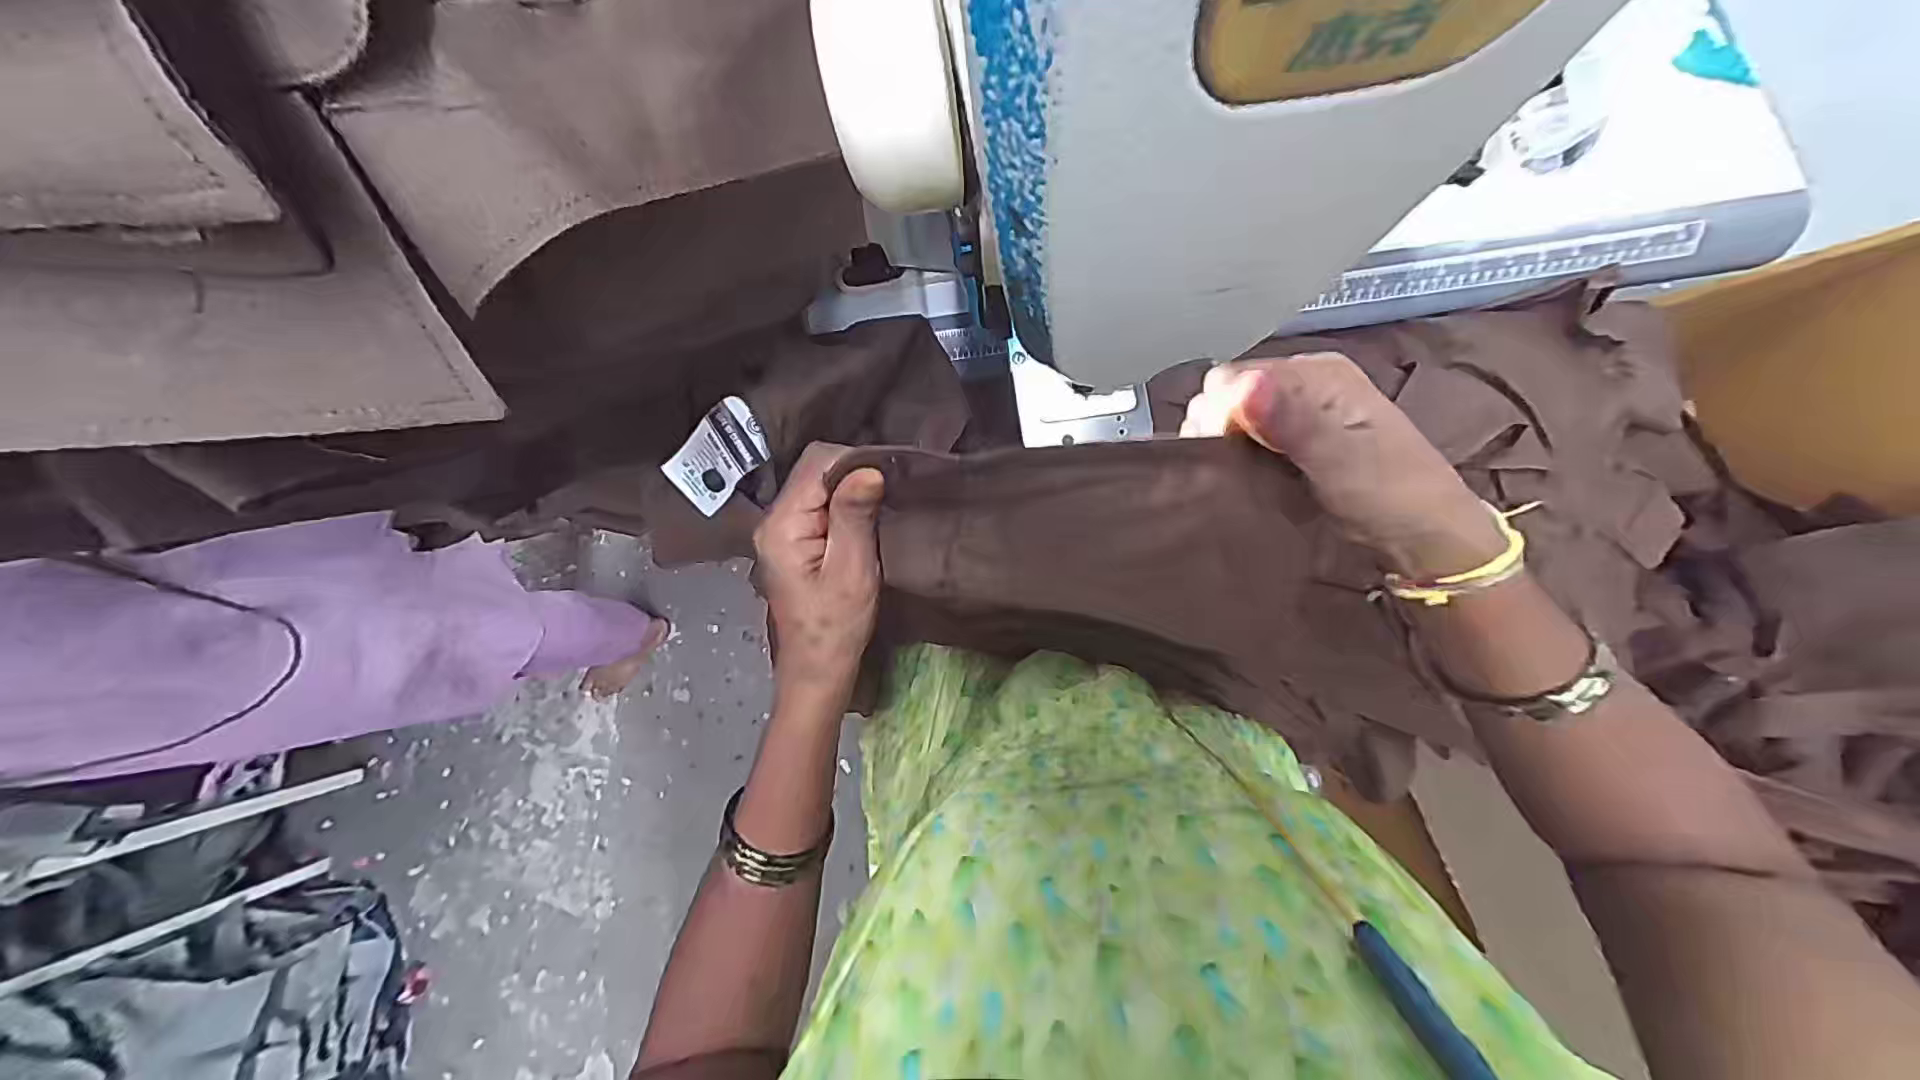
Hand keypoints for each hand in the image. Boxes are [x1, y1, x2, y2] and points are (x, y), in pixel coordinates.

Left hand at [753, 442, 885, 700]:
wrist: (818, 669)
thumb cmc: (836, 627)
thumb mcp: (852, 570)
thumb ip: (854, 516)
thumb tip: (868, 469)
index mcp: (781, 525)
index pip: (817, 463)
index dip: (854, 462)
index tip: (886, 481)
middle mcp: (773, 520)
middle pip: (814, 470)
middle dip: (853, 476)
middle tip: (886, 499)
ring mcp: (780, 531)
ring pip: (818, 487)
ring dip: (850, 493)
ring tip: (878, 512)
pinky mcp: (793, 542)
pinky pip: (819, 507)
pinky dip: (844, 508)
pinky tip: (863, 525)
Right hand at [1182, 352, 1503, 578]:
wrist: (1423, 540)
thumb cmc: (1391, 497)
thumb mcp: (1342, 458)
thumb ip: (1293, 420)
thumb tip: (1243, 386)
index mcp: (1316, 373)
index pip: (1231, 379)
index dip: (1218, 413)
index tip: (1225, 453)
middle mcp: (1301, 385)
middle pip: (1225, 396)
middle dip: (1216, 430)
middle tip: (1232, 471)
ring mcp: (1294, 415)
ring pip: (1228, 420)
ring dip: (1221, 448)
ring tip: (1237, 479)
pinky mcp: (1288, 444)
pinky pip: (1241, 441)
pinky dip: (1232, 459)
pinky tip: (1243, 480)